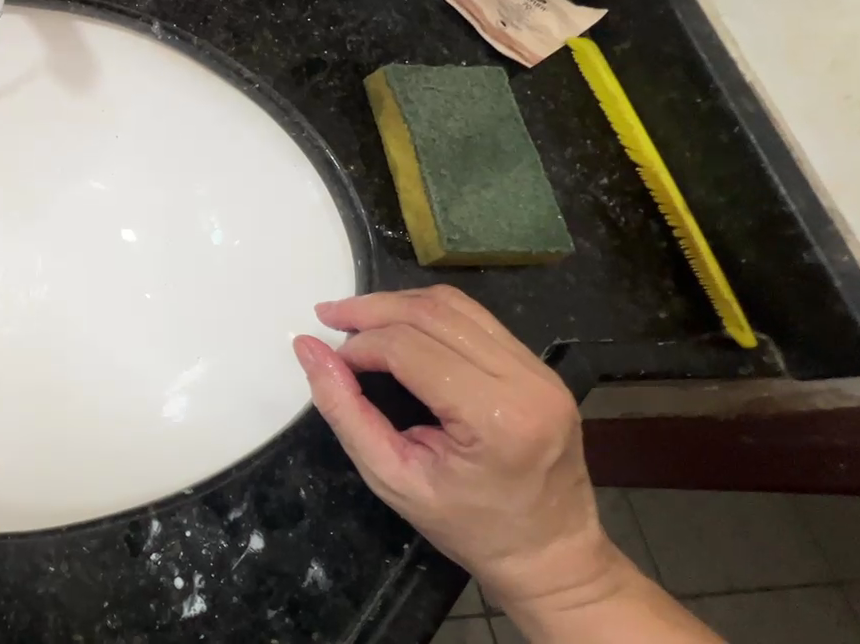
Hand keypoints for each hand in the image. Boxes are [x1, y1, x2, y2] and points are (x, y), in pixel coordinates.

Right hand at [291, 286, 614, 607]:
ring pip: (452, 305)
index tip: (332, 364)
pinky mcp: (539, 368)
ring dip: (395, 303)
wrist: (552, 556)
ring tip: (356, 318)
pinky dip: (424, 313)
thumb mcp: (391, 477)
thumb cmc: (468, 526)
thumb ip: (343, 409)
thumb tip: (307, 348)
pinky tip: (397, 327)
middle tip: (327, 317)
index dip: (358, 346)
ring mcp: (539, 371)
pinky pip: (472, 318)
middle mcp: (526, 382)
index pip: (407, 348)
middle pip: (430, 314)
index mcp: (496, 418)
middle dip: (370, 310)